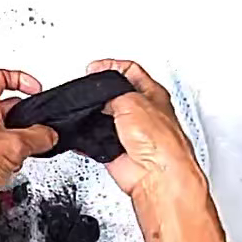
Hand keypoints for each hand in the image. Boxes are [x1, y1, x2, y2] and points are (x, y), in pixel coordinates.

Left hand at [0, 70, 58, 227]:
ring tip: (26, 151)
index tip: (36, 89)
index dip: (20, 79)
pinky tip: (14, 168)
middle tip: (38, 126)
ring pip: (6, 135)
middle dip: (25, 117)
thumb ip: (38, 136)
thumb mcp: (15, 143)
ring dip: (20, 142)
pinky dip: (12, 160)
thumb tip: (48, 134)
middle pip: (6, 108)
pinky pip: (2, 155)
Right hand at [88, 59, 208, 205]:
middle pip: (115, 95)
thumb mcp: (130, 101)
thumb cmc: (159, 142)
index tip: (93, 69)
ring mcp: (129, 133)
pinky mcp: (116, 151)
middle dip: (99, 93)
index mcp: (152, 95)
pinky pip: (95, 141)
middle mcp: (142, 113)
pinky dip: (86, 138)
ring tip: (84, 112)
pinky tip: (82, 135)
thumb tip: (99, 96)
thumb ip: (111, 93)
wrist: (155, 174)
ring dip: (93, 116)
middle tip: (86, 91)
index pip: (129, 72)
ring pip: (104, 118)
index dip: (111, 67)